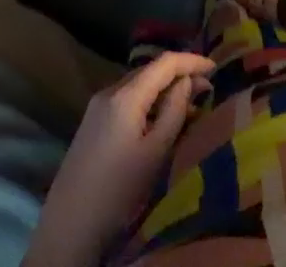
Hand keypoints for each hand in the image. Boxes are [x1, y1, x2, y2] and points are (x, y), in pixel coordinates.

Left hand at [24, 52, 214, 266]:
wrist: (69, 224)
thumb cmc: (118, 189)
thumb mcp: (155, 151)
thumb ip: (174, 111)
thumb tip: (187, 82)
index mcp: (125, 96)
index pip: (164, 63)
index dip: (191, 61)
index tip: (216, 68)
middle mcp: (109, 92)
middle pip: (150, 71)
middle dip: (179, 75)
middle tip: (207, 90)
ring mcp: (97, 107)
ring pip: (138, 86)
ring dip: (164, 90)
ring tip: (190, 106)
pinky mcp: (93, 123)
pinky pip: (127, 100)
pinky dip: (148, 102)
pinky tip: (161, 119)